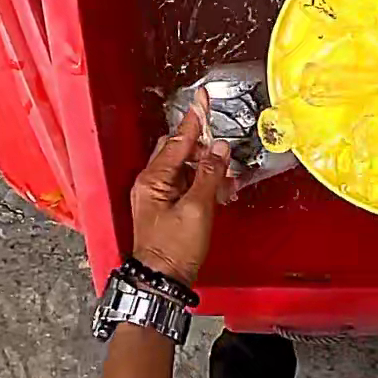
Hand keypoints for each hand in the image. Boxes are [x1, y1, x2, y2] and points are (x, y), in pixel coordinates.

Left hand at [130, 89, 231, 285]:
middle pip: (179, 150)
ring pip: (183, 167)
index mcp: (153, 178)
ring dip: (206, 168)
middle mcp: (150, 182)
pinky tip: (219, 190)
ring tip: (226, 177)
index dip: (194, 119)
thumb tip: (219, 149)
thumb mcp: (197, 209)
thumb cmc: (173, 248)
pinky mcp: (164, 206)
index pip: (178, 140)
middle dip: (203, 147)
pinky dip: (202, 183)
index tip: (203, 98)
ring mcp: (156, 194)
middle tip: (224, 149)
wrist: (161, 279)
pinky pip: (184, 184)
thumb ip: (210, 176)